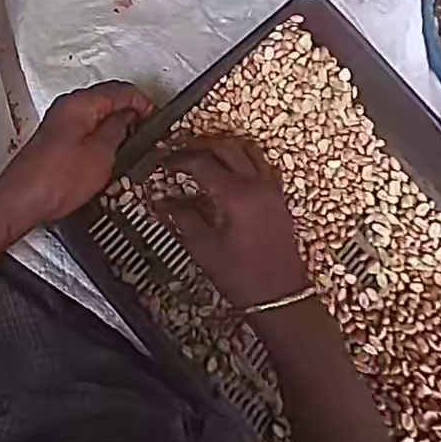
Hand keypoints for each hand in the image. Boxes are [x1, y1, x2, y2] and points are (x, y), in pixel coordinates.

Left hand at [0, 81, 153, 224]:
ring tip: (133, 144)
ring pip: (95, 115)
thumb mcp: (101, 154)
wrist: (21, 201)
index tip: (156, 118)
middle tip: (148, 130)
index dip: (142, 102)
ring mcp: (59, 124)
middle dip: (129, 111)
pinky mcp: (55, 141)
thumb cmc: (58, 179)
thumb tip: (129, 116)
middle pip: (106, 99)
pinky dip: (100, 136)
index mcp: (80, 103)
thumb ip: (118, 129)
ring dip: (115, 125)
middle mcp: (67, 107)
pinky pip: (85, 129)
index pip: (120, 90)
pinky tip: (109, 154)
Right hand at [154, 137, 309, 309]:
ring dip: (224, 146)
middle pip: (225, 147)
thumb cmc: (241, 276)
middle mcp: (256, 184)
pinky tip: (232, 168)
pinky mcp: (278, 197)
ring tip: (203, 153)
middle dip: (199, 145)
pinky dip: (245, 158)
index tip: (163, 163)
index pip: (202, 162)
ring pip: (247, 149)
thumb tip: (161, 202)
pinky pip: (262, 164)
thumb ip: (181, 218)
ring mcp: (271, 189)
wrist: (279, 296)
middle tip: (178, 151)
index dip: (178, 159)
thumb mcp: (203, 247)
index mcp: (236, 195)